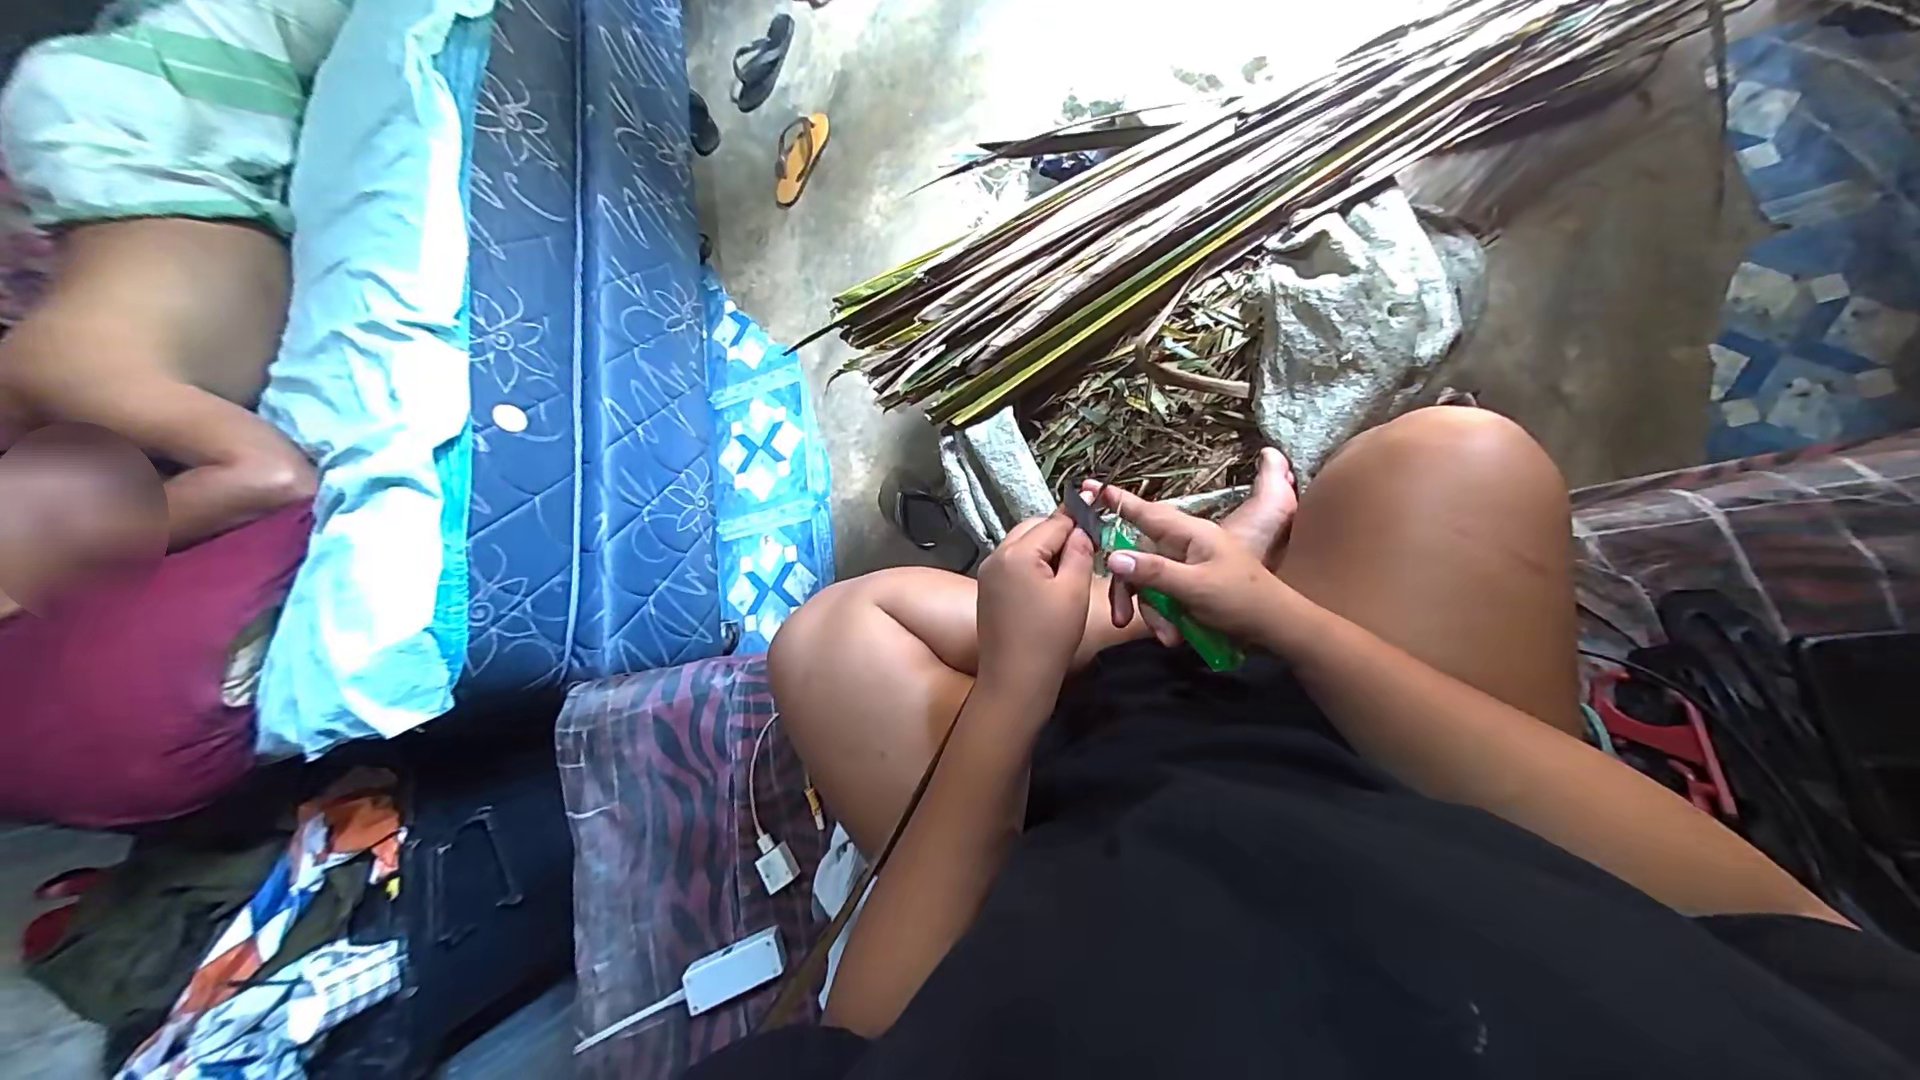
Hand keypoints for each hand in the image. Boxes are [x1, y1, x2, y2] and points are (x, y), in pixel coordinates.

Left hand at [976, 511, 1095, 695]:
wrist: (1014, 681)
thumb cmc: (1049, 637)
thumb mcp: (1074, 591)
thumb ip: (1079, 552)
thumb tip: (1082, 530)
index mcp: (1016, 552)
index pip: (1054, 522)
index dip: (1079, 524)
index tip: (1100, 530)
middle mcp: (996, 555)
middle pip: (1033, 528)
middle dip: (1059, 534)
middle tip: (1086, 553)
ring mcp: (988, 573)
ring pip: (1022, 544)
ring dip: (1045, 549)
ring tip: (1069, 572)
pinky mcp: (987, 589)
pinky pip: (1012, 563)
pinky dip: (1031, 565)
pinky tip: (1048, 586)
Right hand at [1093, 482, 1289, 645]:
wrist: (1275, 628)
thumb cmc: (1241, 599)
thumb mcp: (1195, 586)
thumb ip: (1153, 571)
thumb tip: (1114, 557)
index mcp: (1190, 533)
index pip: (1145, 511)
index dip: (1116, 501)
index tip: (1088, 488)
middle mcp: (1183, 545)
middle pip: (1137, 557)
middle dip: (1130, 589)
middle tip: (1120, 616)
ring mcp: (1184, 566)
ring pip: (1147, 582)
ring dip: (1151, 611)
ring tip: (1167, 636)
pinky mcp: (1186, 587)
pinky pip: (1160, 597)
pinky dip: (1163, 617)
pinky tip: (1174, 636)